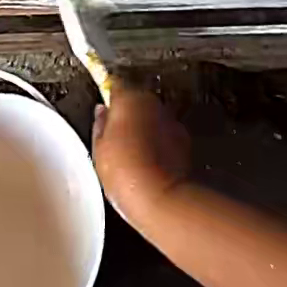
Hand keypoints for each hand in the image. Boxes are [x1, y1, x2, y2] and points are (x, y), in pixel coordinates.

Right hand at [91, 82, 190, 223]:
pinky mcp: (187, 142)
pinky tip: (152, 163)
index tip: (104, 112)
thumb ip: (100, 124)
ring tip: (135, 153)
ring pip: (153, 118)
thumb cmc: (123, 172)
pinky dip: (160, 143)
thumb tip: (103, 110)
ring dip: (145, 127)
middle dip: (129, 113)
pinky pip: (166, 135)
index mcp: (129, 98)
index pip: (115, 84)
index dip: (108, 97)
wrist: (165, 202)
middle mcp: (153, 103)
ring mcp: (173, 121)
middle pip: (136, 100)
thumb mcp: (99, 149)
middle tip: (117, 136)